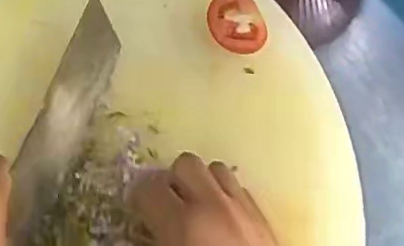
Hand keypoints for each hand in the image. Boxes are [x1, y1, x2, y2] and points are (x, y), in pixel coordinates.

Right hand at [132, 154, 277, 245]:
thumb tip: (143, 238)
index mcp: (184, 225)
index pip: (149, 188)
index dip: (140, 198)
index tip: (139, 209)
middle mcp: (213, 206)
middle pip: (184, 165)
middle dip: (173, 182)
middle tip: (168, 207)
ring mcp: (242, 209)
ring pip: (215, 169)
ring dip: (203, 184)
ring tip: (197, 209)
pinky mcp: (264, 219)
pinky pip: (240, 189)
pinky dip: (227, 197)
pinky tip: (223, 222)